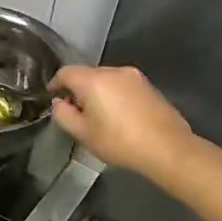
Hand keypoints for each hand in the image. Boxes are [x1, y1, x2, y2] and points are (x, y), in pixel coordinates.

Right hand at [47, 65, 196, 176]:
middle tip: (75, 111)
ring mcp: (135, 77)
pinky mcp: (149, 86)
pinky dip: (114, 95)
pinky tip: (117, 115)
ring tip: (97, 115)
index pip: (66, 73)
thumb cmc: (119, 142)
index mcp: (94, 80)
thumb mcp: (82, 133)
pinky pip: (122, 85)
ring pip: (105, 79)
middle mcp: (114, 71)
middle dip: (77, 89)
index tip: (52, 97)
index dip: (55, 84)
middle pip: (86, 74)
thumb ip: (63, 114)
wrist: (168, 149)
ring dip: (96, 92)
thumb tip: (60, 103)